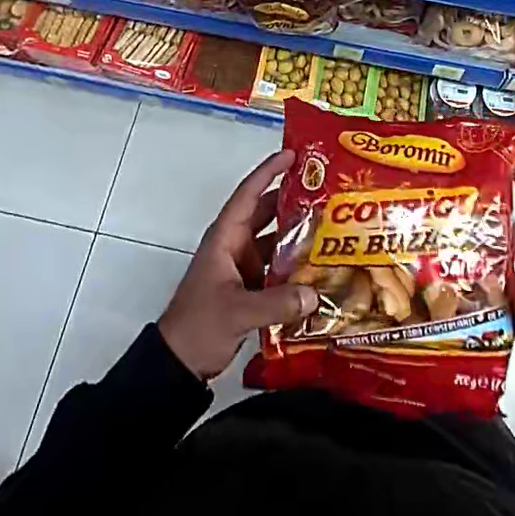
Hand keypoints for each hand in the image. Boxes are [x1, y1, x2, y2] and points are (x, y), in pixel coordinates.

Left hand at [159, 150, 319, 381]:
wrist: (180, 359)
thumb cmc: (199, 324)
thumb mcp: (237, 311)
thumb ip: (276, 303)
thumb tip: (316, 294)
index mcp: (225, 238)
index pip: (248, 195)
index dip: (268, 172)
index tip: (292, 156)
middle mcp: (234, 246)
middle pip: (265, 214)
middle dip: (292, 200)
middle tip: (327, 191)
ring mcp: (242, 267)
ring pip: (274, 242)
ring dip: (298, 235)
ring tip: (334, 227)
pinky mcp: (250, 288)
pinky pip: (278, 268)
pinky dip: (296, 266)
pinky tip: (322, 270)